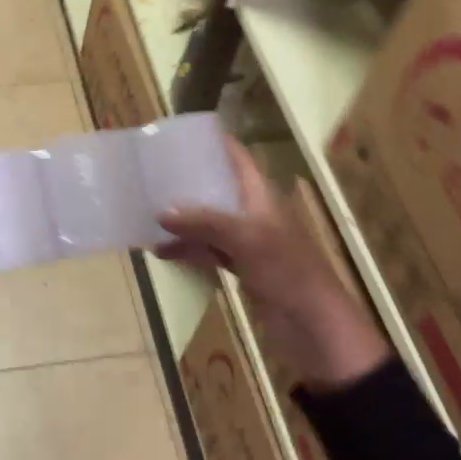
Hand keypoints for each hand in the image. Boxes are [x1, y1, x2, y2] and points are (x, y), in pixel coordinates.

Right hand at [157, 138, 388, 391]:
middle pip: (217, 188)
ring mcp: (247, 242)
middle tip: (150, 175)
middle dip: (187, 182)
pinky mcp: (241, 268)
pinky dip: (187, 250)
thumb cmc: (287, 271)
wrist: (313, 324)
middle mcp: (253, 213)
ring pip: (208, 221)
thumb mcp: (245, 239)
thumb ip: (204, 222)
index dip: (213, 143)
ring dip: (182, 220)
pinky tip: (161, 251)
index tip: (179, 135)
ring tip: (147, 214)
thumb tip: (161, 211)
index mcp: (261, 195)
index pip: (236, 157)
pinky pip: (208, 251)